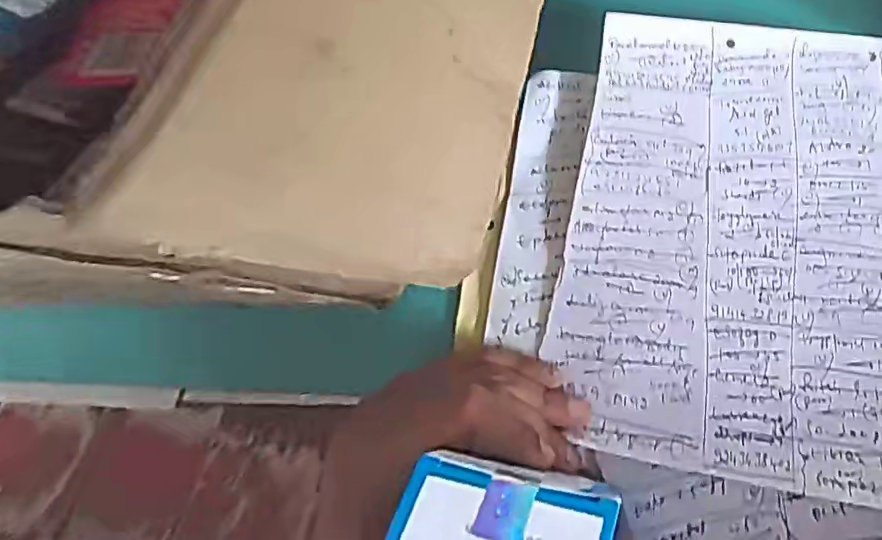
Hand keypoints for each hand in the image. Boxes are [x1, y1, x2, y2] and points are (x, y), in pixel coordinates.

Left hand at [313, 347, 590, 539]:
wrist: (303, 511)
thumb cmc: (356, 519)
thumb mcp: (405, 519)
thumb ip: (467, 495)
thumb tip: (524, 496)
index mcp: (394, 431)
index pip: (472, 411)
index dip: (520, 431)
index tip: (556, 460)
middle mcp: (407, 395)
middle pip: (489, 388)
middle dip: (540, 411)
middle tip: (578, 434)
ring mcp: (413, 383)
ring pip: (488, 370)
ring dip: (536, 386)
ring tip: (572, 404)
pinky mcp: (418, 381)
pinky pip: (475, 361)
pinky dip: (513, 366)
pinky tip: (540, 375)